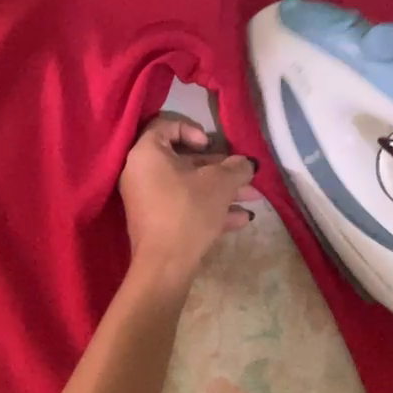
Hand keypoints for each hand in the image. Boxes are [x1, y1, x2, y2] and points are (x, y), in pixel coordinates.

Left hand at [119, 116, 258, 284]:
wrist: (165, 265)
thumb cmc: (188, 211)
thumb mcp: (219, 184)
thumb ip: (236, 168)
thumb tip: (248, 163)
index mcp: (146, 153)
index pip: (165, 126)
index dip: (192, 130)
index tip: (210, 145)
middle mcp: (140, 172)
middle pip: (183, 161)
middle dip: (220, 169)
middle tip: (244, 176)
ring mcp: (146, 199)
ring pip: (188, 186)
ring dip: (221, 190)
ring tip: (253, 198)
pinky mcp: (155, 221)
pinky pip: (183, 206)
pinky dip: (208, 208)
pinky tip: (240, 219)